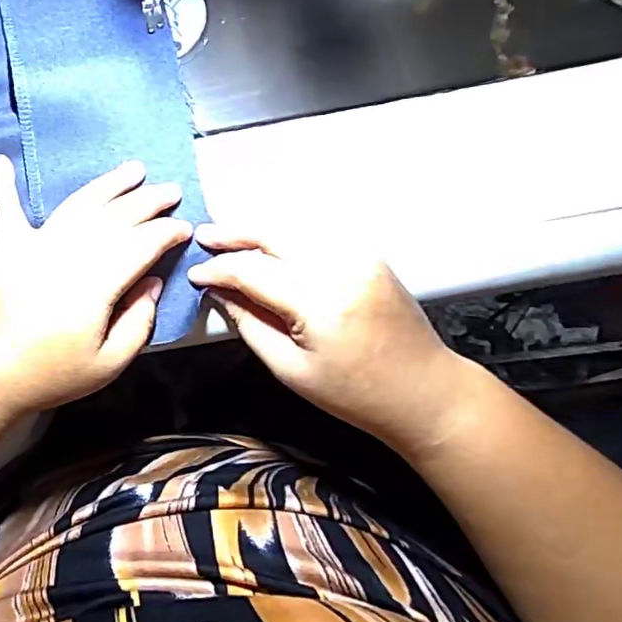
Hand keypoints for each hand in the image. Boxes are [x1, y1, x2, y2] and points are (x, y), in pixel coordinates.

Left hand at [0, 156, 192, 425]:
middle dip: (147, 202)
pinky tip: (2, 162)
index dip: (166, 233)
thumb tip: (153, 282)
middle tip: (171, 191)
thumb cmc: (49, 376)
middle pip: (114, 218)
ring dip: (108, 185)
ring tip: (133, 170)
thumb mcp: (108, 363)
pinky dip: (4, 186)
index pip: (140, 245)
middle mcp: (65, 254)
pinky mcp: (5, 250)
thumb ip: (138, 321)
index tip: (184, 228)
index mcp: (94, 284)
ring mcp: (32, 247)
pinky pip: (6, 211)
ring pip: (78, 205)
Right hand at [187, 224, 481, 457]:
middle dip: (234, 234)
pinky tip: (271, 245)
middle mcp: (342, 270)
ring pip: (295, 228)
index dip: (218, 270)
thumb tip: (221, 293)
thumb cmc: (359, 394)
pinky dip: (290, 236)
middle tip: (206, 237)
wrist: (423, 390)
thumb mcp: (290, 370)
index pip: (253, 271)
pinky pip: (319, 235)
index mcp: (321, 304)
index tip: (198, 275)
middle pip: (274, 234)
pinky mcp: (370, 256)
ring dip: (261, 231)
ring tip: (231, 238)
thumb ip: (249, 324)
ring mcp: (361, 258)